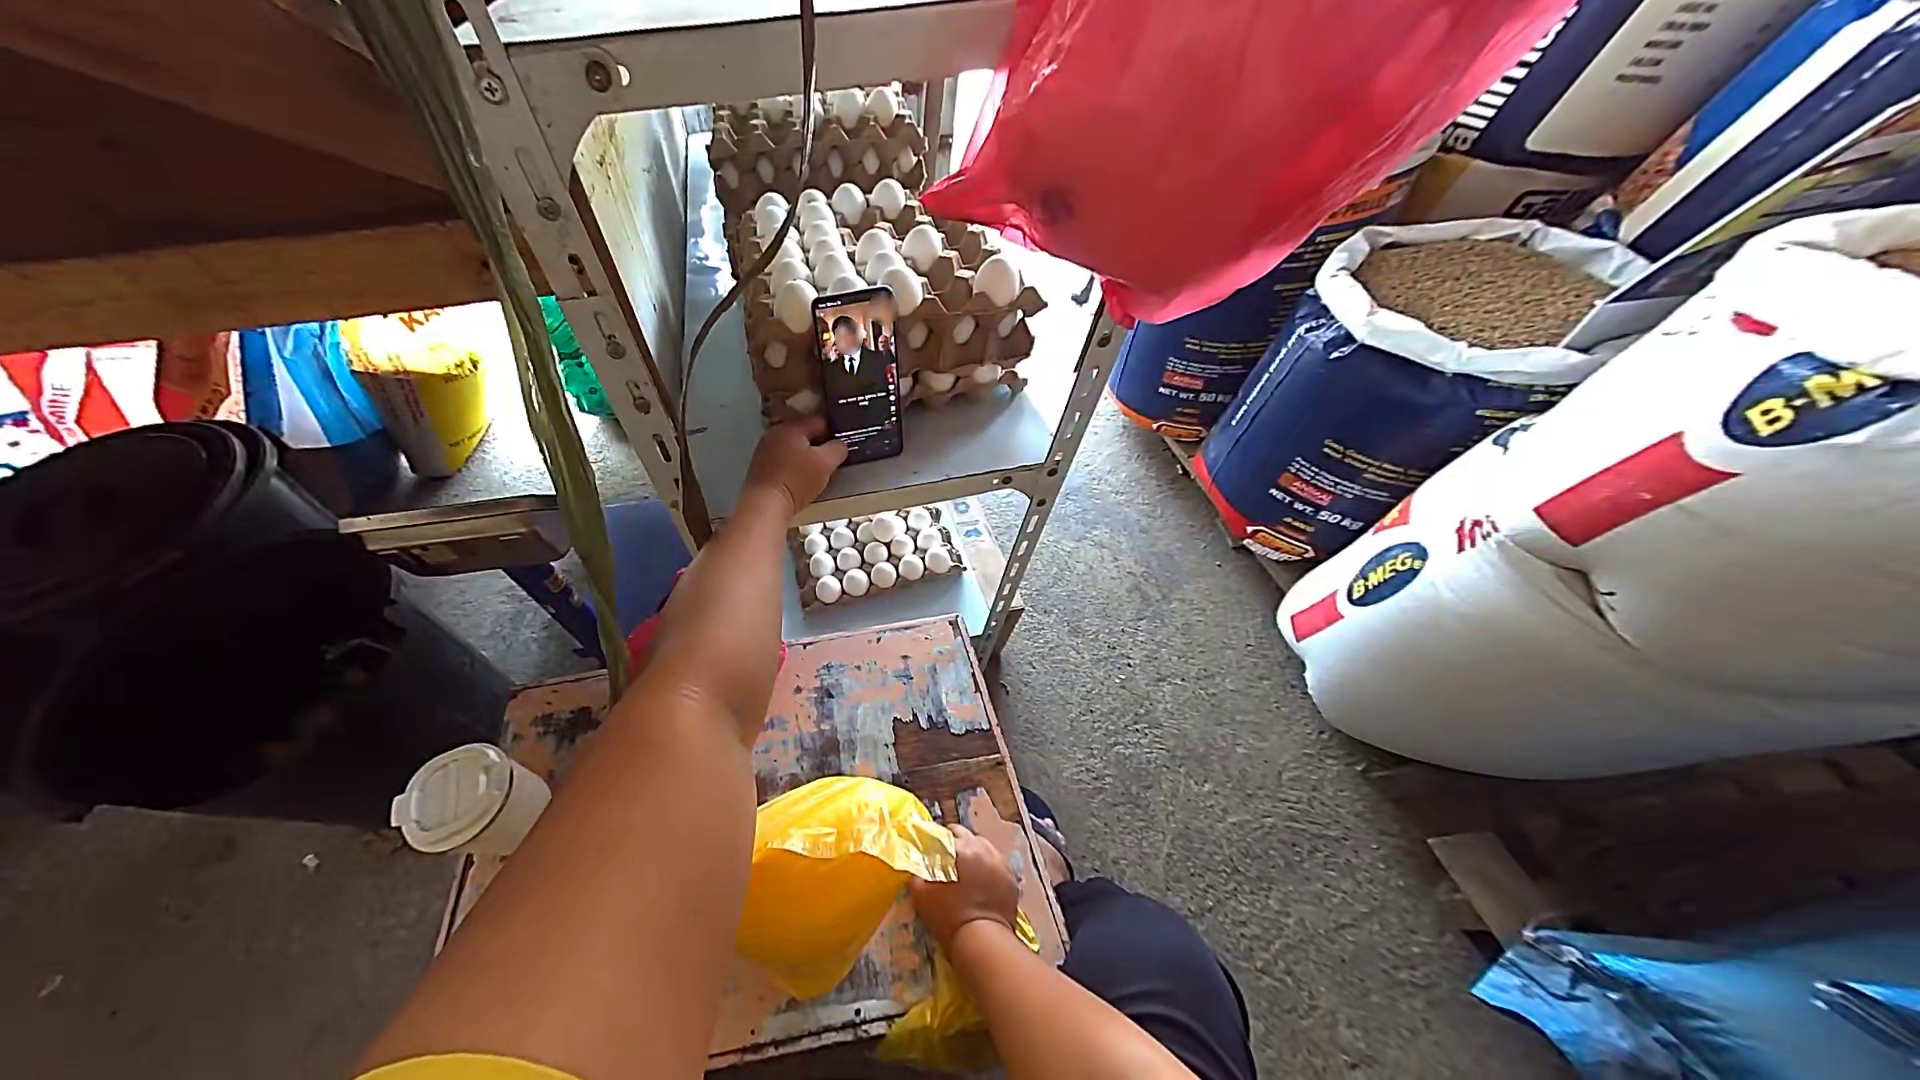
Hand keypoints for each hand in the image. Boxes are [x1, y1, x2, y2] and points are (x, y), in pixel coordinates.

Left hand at [744, 417, 846, 513]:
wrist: (766, 505)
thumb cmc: (796, 480)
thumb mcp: (826, 463)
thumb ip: (838, 449)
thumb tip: (840, 445)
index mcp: (791, 427)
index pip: (819, 421)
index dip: (834, 432)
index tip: (841, 447)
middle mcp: (775, 434)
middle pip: (805, 435)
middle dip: (820, 446)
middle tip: (831, 462)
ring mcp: (764, 451)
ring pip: (794, 448)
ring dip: (806, 458)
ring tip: (816, 474)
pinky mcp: (760, 468)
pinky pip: (784, 461)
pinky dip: (794, 468)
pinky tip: (800, 481)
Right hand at [909, 824, 1019, 948]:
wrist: (983, 941)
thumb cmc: (949, 917)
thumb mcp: (922, 896)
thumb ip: (916, 875)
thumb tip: (915, 867)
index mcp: (961, 848)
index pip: (946, 834)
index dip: (937, 841)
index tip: (931, 851)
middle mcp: (983, 848)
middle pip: (967, 836)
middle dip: (956, 843)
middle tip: (948, 859)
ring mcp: (1000, 862)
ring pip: (984, 848)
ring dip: (974, 854)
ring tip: (966, 870)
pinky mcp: (1011, 877)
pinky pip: (997, 865)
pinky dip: (989, 869)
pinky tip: (983, 883)